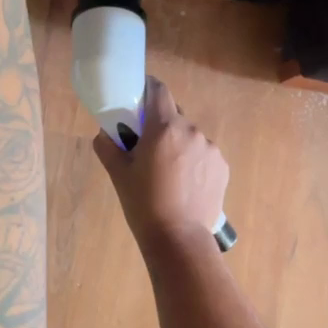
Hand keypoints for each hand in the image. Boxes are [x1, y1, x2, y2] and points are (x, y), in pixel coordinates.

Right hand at [93, 79, 230, 248]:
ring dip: (179, 145)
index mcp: (164, 128)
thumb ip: (108, 146)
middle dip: (161, 124)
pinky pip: (204, 154)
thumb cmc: (143, 204)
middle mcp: (191, 131)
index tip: (138, 98)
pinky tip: (185, 184)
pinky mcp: (222, 167)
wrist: (178, 238)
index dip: (147, 89)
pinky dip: (194, 161)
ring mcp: (211, 149)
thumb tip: (105, 133)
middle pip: (175, 115)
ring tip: (169, 173)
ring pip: (190, 136)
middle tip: (148, 146)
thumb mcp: (119, 175)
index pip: (158, 90)